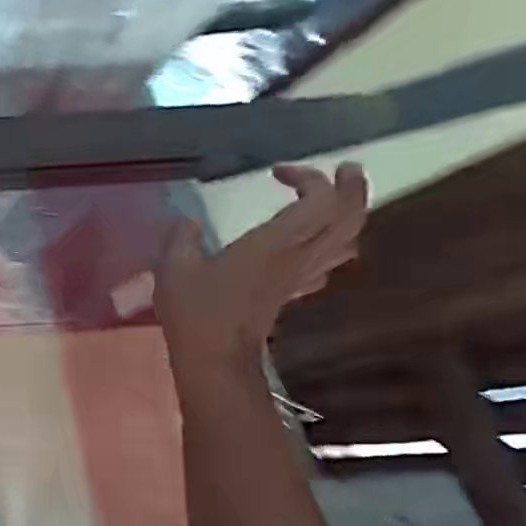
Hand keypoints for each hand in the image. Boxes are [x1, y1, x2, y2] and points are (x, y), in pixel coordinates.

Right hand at [156, 163, 367, 365]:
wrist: (214, 355)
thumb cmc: (194, 310)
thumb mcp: (174, 268)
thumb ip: (181, 238)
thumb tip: (187, 222)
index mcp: (274, 244)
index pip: (318, 201)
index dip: (308, 177)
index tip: (276, 172)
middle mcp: (298, 256)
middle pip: (349, 216)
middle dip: (351, 187)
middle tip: (341, 169)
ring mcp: (300, 276)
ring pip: (348, 239)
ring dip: (349, 215)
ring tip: (333, 201)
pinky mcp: (293, 292)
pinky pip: (329, 262)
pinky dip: (332, 244)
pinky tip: (312, 245)